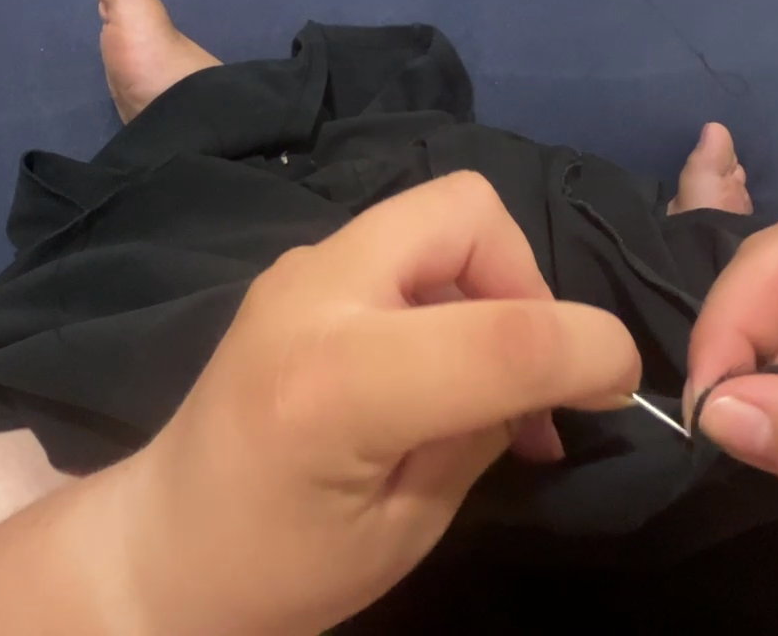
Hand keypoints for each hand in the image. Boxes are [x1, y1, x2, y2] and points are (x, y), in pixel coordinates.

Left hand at [98, 172, 641, 635]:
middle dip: (526, 275)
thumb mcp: (407, 526)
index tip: (619, 384)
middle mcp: (316, 290)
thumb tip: (555, 372)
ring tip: (489, 368)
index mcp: (336, 380)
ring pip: (439, 211)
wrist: (159, 547)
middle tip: (530, 365)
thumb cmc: (277, 569)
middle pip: (465, 208)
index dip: (589, 348)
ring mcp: (302, 265)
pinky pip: (407, 239)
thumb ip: (487, 427)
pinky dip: (453, 282)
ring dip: (491, 277)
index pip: (499, 333)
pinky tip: (442, 354)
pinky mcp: (303, 265)